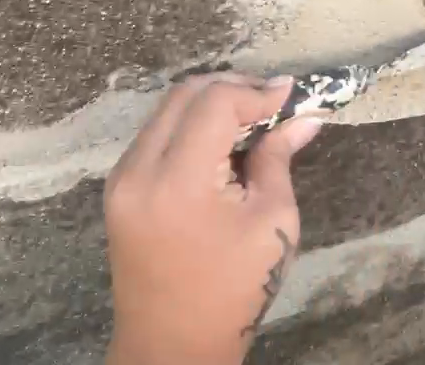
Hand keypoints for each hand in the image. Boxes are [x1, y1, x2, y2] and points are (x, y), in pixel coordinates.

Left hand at [104, 73, 323, 364]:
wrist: (171, 350)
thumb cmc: (232, 291)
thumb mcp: (271, 222)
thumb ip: (278, 158)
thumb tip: (304, 117)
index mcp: (177, 182)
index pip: (215, 103)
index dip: (256, 91)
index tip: (290, 93)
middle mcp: (139, 170)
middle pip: (186, 93)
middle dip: (233, 86)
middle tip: (271, 99)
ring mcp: (122, 178)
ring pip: (168, 107)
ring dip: (211, 100)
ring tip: (252, 115)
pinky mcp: (119, 187)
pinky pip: (156, 131)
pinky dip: (191, 121)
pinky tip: (221, 137)